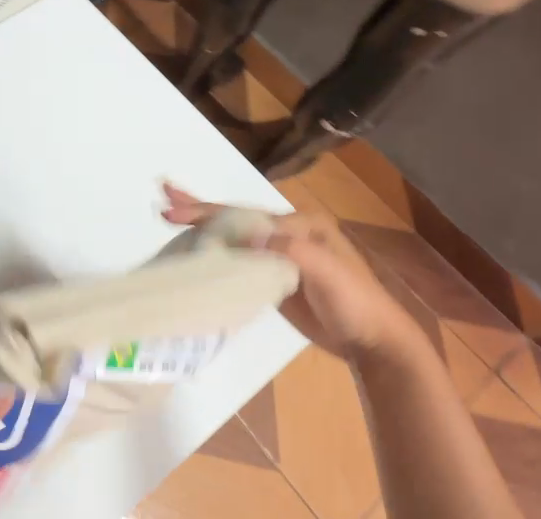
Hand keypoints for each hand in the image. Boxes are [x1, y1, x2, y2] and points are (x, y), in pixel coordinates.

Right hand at [162, 184, 421, 361]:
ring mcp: (280, 254)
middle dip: (200, 207)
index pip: (245, 215)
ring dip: (204, 223)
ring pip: (234, 234)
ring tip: (172, 210)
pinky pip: (239, 256)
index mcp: (300, 224)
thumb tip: (244, 236)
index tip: (175, 211)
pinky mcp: (274, 276)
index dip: (209, 213)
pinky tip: (198, 245)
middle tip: (165, 197)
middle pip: (236, 217)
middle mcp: (288, 231)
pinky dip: (216, 247)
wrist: (375, 343)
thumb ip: (287, 249)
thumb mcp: (325, 272)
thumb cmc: (354, 303)